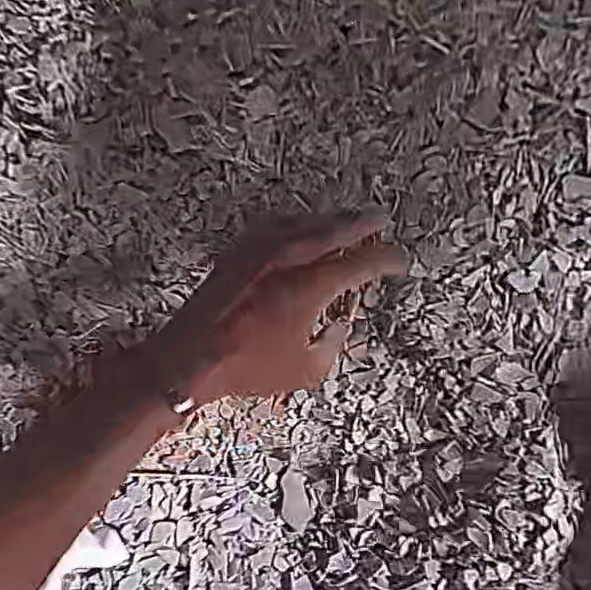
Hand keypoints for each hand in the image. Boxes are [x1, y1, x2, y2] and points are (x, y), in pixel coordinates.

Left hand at [146, 214, 406, 404]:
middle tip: (379, 221)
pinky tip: (295, 227)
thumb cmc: (245, 366)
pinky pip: (274, 226)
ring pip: (303, 223)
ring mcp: (259, 252)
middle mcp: (287, 259)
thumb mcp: (305, 369)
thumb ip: (333, 344)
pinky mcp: (237, 254)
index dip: (387, 260)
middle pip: (335, 229)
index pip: (362, 263)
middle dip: (363, 225)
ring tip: (343, 221)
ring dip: (328, 220)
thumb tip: (337, 328)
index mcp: (311, 285)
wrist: (191, 358)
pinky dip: (293, 224)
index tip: (398, 262)